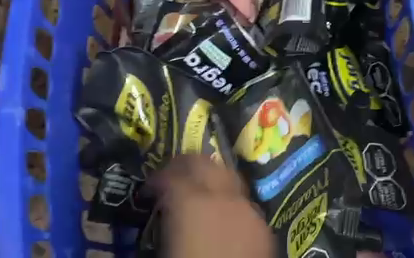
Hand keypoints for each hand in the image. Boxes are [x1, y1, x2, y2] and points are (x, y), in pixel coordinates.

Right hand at [151, 155, 272, 257]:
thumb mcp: (166, 249)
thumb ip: (164, 228)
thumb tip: (157, 223)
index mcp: (190, 202)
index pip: (170, 173)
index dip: (156, 179)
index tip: (149, 191)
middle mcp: (221, 196)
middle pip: (203, 164)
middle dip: (185, 168)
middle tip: (172, 182)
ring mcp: (247, 209)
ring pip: (228, 178)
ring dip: (211, 181)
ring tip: (199, 196)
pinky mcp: (264, 229)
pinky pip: (245, 204)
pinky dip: (231, 203)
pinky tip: (224, 221)